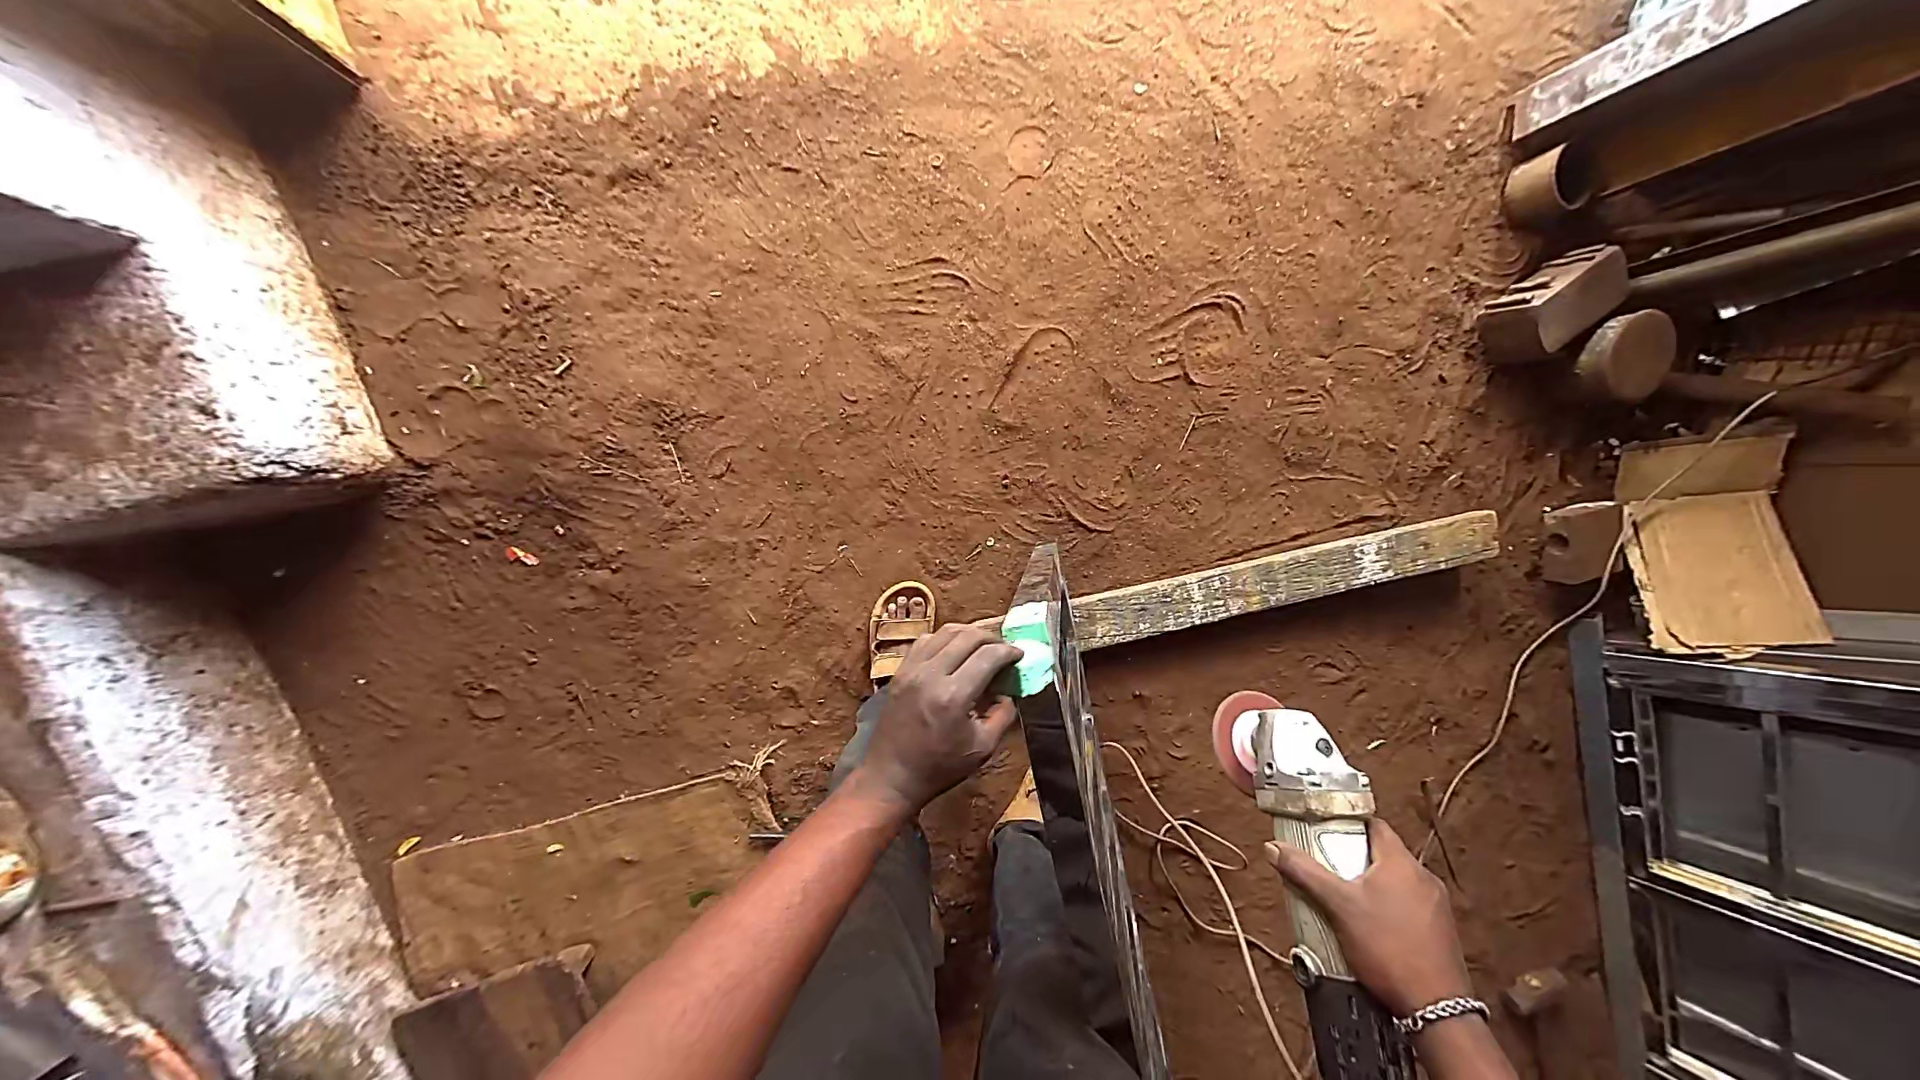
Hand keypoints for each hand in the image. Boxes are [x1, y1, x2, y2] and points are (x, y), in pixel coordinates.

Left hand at [849, 624, 1023, 812]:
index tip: (1019, 654)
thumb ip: (1003, 714)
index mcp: (953, 696)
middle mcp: (931, 675)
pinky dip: (945, 638)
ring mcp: (912, 670)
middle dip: (992, 637)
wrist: (891, 776)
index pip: (988, 656)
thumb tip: (1010, 690)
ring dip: (969, 633)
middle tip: (1004, 647)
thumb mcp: (983, 747)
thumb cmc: (940, 767)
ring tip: (983, 644)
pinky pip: (925, 641)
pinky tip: (955, 649)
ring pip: (945, 632)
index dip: (1008, 651)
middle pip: (968, 636)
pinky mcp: (900, 671)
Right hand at [1264, 818, 1472, 1016]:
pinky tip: (1368, 924)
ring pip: (1395, 880)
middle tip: (1325, 865)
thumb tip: (1273, 847)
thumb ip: (1304, 872)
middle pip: (1382, 852)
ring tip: (1342, 897)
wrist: (1436, 1012)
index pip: (1374, 824)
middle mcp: (1424, 878)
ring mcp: (1436, 906)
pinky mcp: (1440, 931)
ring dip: (1369, 882)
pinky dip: (1386, 904)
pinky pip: (1407, 903)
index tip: (1323, 829)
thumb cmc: (1388, 950)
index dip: (1347, 822)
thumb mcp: (1337, 905)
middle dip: (1352, 856)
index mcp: (1402, 863)